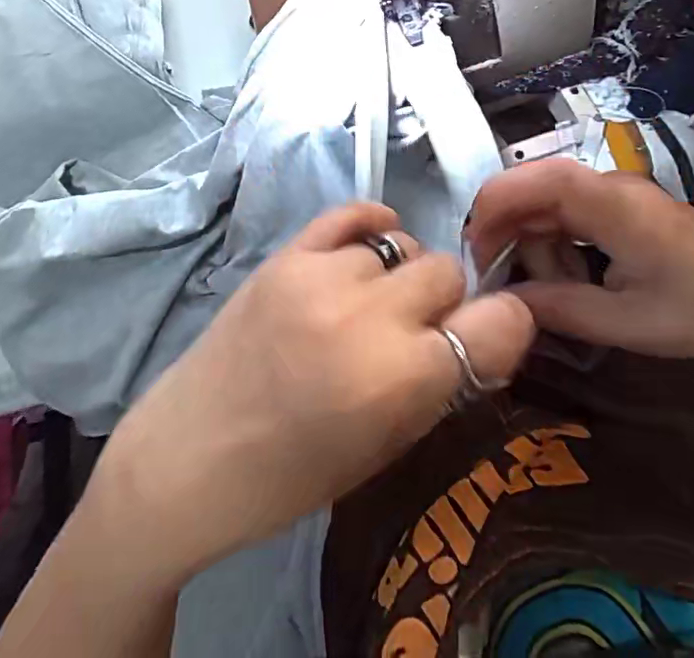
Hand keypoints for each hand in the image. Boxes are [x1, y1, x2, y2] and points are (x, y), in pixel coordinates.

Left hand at [88, 203, 534, 584]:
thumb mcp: (385, 447)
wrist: (190, 455)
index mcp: (401, 379)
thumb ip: (439, 384)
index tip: (488, 338)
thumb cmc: (290, 477)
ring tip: (370, 305)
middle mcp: (367, 316)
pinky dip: (369, 229)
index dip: (503, 329)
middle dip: (445, 302)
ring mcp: (319, 277)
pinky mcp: (283, 256)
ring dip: (397, 277)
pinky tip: (367, 249)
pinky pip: (349, 216)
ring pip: (399, 246)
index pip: (499, 322)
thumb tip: (479, 335)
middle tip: (417, 330)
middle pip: (447, 271)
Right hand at [465, 160, 693, 360]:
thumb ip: (557, 308)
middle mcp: (611, 187)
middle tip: (504, 283)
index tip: (473, 246)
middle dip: (510, 234)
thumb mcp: (626, 323)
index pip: (540, 180)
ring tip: (559, 292)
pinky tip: (573, 279)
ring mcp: (616, 194)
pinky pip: (566, 214)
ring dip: (536, 245)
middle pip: (534, 193)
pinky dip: (554, 244)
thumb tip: (500, 301)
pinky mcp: (621, 206)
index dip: (496, 204)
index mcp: (616, 206)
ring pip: (545, 205)